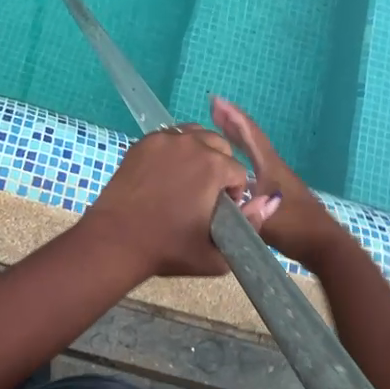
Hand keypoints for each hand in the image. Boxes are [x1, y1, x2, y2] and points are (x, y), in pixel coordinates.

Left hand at [79, 125, 250, 278]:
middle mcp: (191, 143)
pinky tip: (166, 175)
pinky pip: (169, 137)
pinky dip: (175, 151)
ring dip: (199, 153)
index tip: (219, 212)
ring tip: (188, 180)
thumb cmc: (169, 249)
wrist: (117, 240)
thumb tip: (272, 199)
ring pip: (194, 135)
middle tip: (204, 195)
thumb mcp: (218, 253)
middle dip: (219, 168)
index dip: (233, 194)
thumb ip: (252, 225)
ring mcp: (164, 139)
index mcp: (214, 166)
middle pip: (219, 146)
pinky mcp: (143, 142)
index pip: (238, 172)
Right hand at [211, 97, 349, 267]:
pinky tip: (235, 165)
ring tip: (221, 128)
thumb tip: (210, 202)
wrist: (324, 245)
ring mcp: (278, 179)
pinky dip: (243, 155)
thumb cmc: (295, 228)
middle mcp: (274, 167)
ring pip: (254, 151)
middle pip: (252, 138)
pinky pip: (255, 164)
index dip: (232, 117)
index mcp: (270, 167)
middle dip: (232, 122)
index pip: (250, 134)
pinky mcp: (279, 191)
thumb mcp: (261, 219)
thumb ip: (236, 209)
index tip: (216, 101)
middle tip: (214, 107)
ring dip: (238, 137)